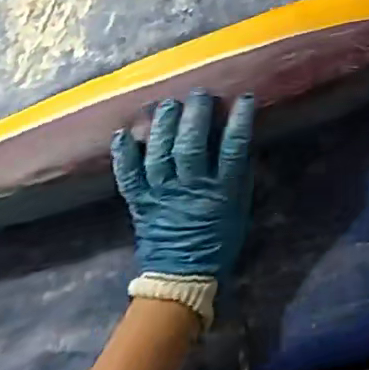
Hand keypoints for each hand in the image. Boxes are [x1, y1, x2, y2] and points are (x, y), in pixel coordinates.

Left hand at [111, 92, 253, 279]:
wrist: (182, 275)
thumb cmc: (222, 235)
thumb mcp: (242, 203)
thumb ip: (241, 172)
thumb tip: (243, 140)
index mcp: (223, 189)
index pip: (233, 147)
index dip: (239, 120)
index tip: (245, 98)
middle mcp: (191, 188)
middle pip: (192, 146)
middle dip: (195, 117)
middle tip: (199, 94)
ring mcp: (162, 194)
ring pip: (160, 155)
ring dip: (163, 127)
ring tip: (167, 104)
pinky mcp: (139, 202)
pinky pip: (128, 176)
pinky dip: (124, 154)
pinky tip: (124, 133)